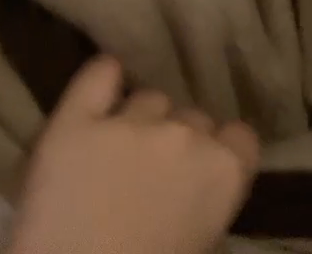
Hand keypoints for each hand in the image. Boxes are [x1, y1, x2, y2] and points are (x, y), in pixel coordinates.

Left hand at [8, 55, 260, 253]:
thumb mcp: (203, 237)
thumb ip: (209, 192)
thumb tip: (195, 183)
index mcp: (225, 168)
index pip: (237, 135)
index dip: (217, 151)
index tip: (197, 173)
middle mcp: (187, 135)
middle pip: (190, 117)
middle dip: (174, 140)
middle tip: (148, 178)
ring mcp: (130, 126)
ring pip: (147, 100)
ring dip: (137, 121)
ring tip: (113, 156)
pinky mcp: (74, 128)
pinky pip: (95, 79)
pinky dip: (102, 75)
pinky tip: (107, 74)